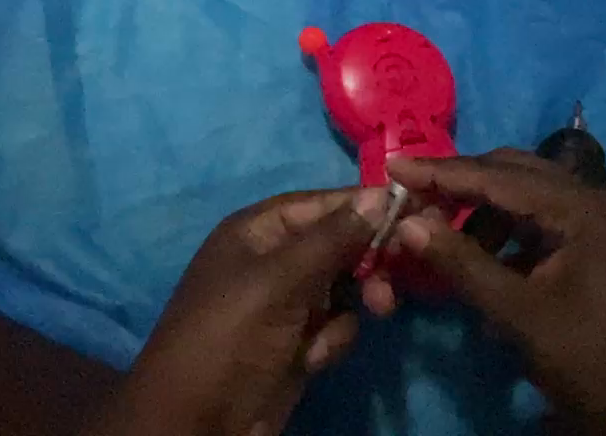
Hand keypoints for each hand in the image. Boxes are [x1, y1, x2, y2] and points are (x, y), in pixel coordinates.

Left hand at [86, 188, 388, 435]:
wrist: (195, 426)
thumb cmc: (231, 336)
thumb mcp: (280, 281)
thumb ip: (332, 238)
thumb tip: (380, 193)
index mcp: (257, 230)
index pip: (320, 204)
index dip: (361, 206)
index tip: (410, 212)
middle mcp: (272, 259)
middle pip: (336, 244)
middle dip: (365, 261)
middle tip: (392, 281)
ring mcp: (284, 303)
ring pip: (342, 287)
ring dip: (353, 303)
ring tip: (372, 313)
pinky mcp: (295, 344)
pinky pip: (333, 326)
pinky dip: (331, 340)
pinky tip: (313, 358)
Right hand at [388, 151, 605, 435]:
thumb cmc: (596, 366)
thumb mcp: (521, 317)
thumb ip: (463, 264)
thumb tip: (408, 223)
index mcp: (580, 207)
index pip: (496, 175)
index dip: (440, 171)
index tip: (393, 167)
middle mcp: (593, 202)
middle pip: (513, 174)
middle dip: (461, 184)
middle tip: (415, 198)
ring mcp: (600, 227)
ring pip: (526, 198)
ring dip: (483, 213)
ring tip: (447, 243)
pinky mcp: (600, 253)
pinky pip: (542, 225)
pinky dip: (508, 237)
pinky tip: (487, 267)